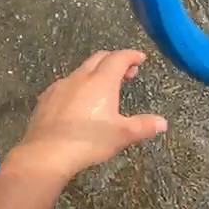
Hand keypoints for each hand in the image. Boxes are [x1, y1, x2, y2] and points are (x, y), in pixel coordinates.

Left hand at [2, 50, 168, 181]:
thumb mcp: (122, 135)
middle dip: (115, 61)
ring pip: (81, 70)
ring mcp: (61, 86)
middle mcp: (81, 77)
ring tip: (104, 88)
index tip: (140, 59)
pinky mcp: (46, 98)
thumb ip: (143, 126)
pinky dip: (78, 85)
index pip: (119, 58)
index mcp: (102, 81)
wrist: (47, 152)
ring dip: (96, 73)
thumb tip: (162, 123)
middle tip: (127, 73)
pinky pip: (66, 84)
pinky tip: (78, 101)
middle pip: (99, 58)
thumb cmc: (89, 140)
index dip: (131, 56)